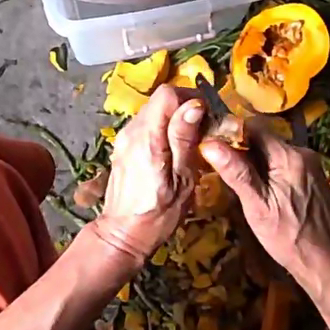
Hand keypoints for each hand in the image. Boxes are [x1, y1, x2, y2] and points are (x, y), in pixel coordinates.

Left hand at [87, 85, 206, 263]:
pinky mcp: (124, 145)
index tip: (207, 118)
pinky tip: (173, 151)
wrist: (122, 235)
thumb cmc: (157, 214)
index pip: (167, 94)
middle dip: (185, 108)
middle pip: (160, 99)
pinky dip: (164, 129)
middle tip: (203, 132)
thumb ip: (185, 139)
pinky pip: (147, 124)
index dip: (191, 99)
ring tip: (191, 143)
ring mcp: (124, 137)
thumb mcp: (181, 180)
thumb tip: (195, 105)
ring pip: (154, 110)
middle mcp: (131, 131)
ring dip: (175, 119)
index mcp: (146, 137)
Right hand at [200, 118, 329, 281]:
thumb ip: (236, 172)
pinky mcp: (311, 176)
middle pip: (264, 138)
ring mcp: (309, 164)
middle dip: (240, 148)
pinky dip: (268, 170)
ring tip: (235, 180)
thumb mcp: (257, 207)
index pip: (254, 126)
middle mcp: (301, 152)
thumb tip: (209, 143)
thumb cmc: (289, 237)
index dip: (230, 131)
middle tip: (218, 165)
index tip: (211, 143)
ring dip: (253, 160)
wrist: (328, 261)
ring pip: (273, 151)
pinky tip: (258, 190)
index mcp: (288, 156)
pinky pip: (283, 163)